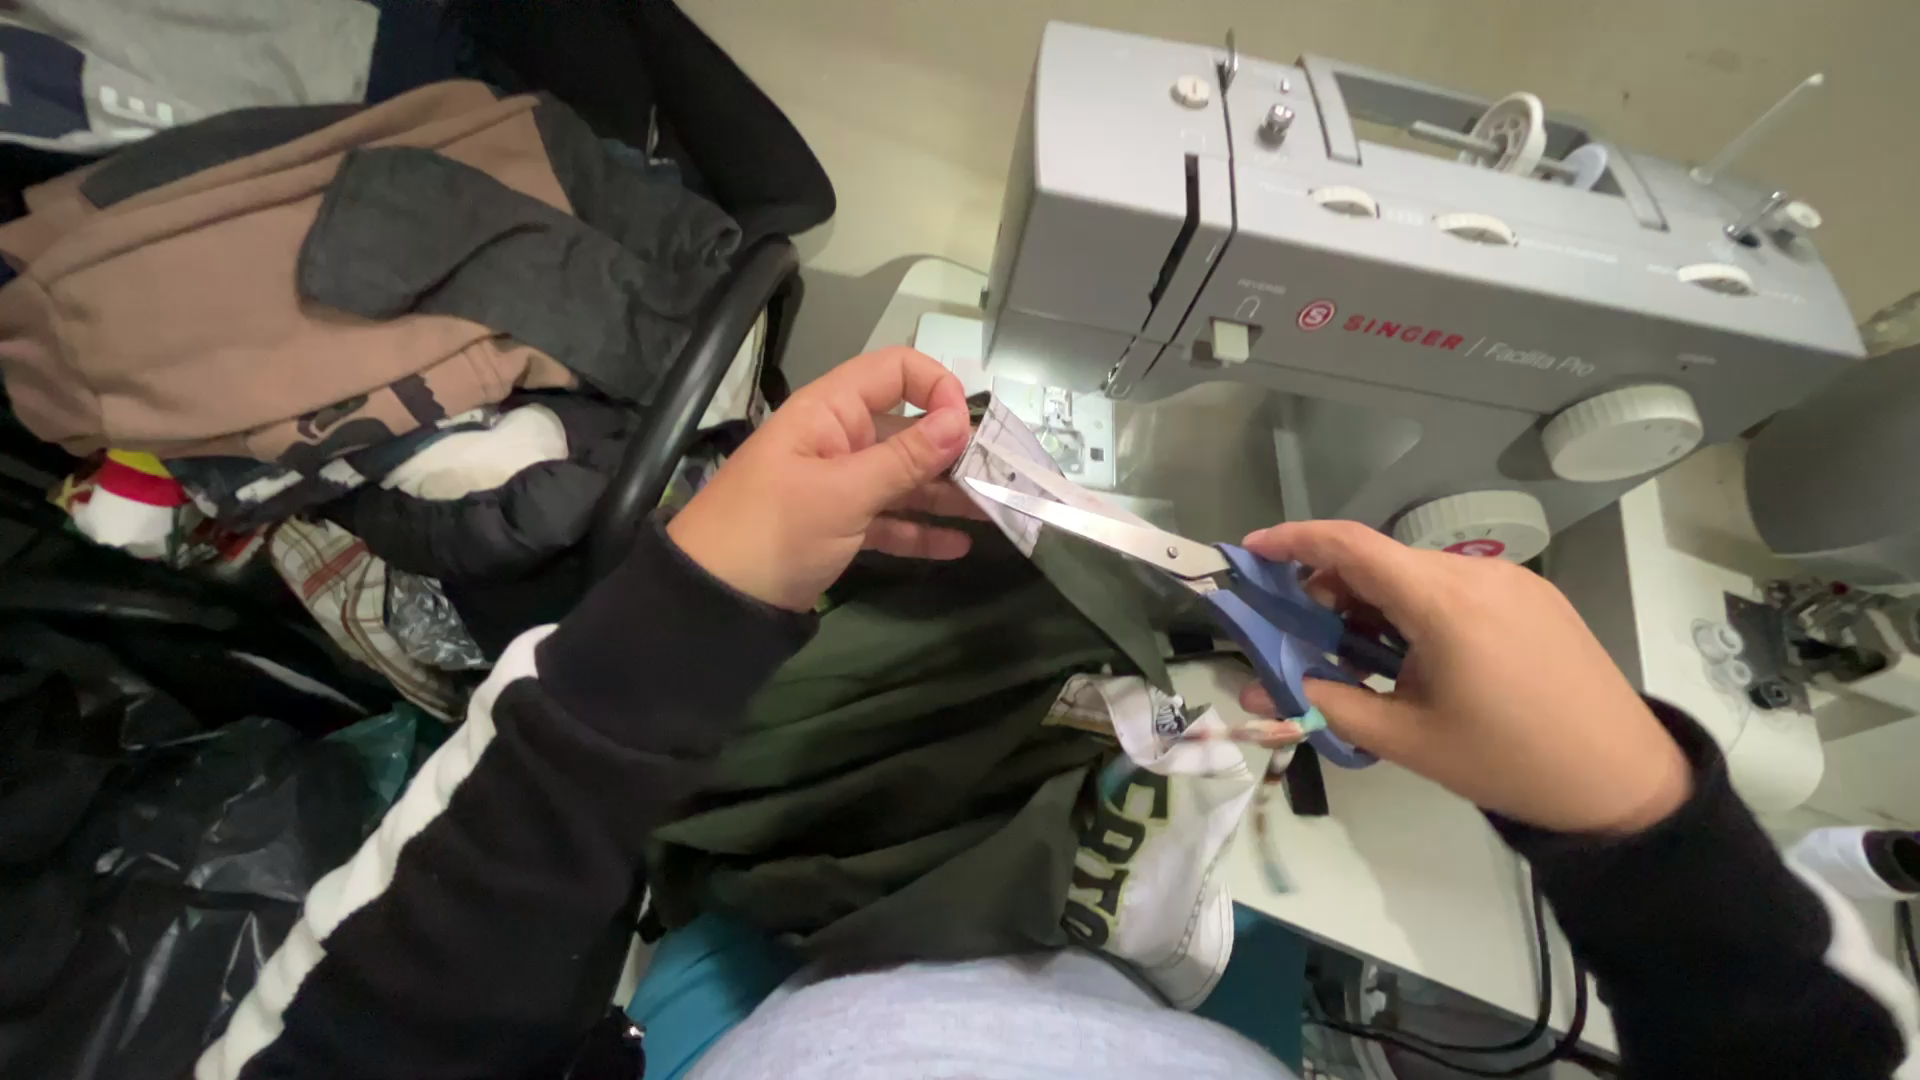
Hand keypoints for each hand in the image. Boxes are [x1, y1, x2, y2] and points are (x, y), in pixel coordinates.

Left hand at [666, 347, 978, 611]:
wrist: (716, 599)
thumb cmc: (776, 530)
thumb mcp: (844, 492)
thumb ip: (905, 458)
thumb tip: (961, 421)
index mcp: (832, 411)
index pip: (895, 371)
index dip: (936, 389)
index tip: (968, 428)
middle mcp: (841, 439)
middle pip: (909, 430)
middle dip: (955, 450)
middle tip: (1001, 476)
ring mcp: (842, 484)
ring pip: (905, 478)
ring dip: (947, 494)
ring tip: (995, 511)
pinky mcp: (842, 526)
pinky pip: (891, 519)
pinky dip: (921, 530)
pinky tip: (959, 544)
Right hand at [1237, 521, 1690, 833]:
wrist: (1627, 785)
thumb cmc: (1506, 762)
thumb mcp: (1402, 737)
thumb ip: (1320, 704)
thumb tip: (1250, 694)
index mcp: (1444, 602)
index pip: (1350, 545)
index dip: (1293, 539)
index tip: (1252, 550)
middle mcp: (1476, 574)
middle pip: (1377, 558)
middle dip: (1326, 584)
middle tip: (1302, 628)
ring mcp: (1511, 581)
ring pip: (1412, 570)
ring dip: (1369, 597)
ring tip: (1358, 649)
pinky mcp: (1532, 596)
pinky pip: (1449, 583)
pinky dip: (1410, 603)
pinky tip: (1412, 649)